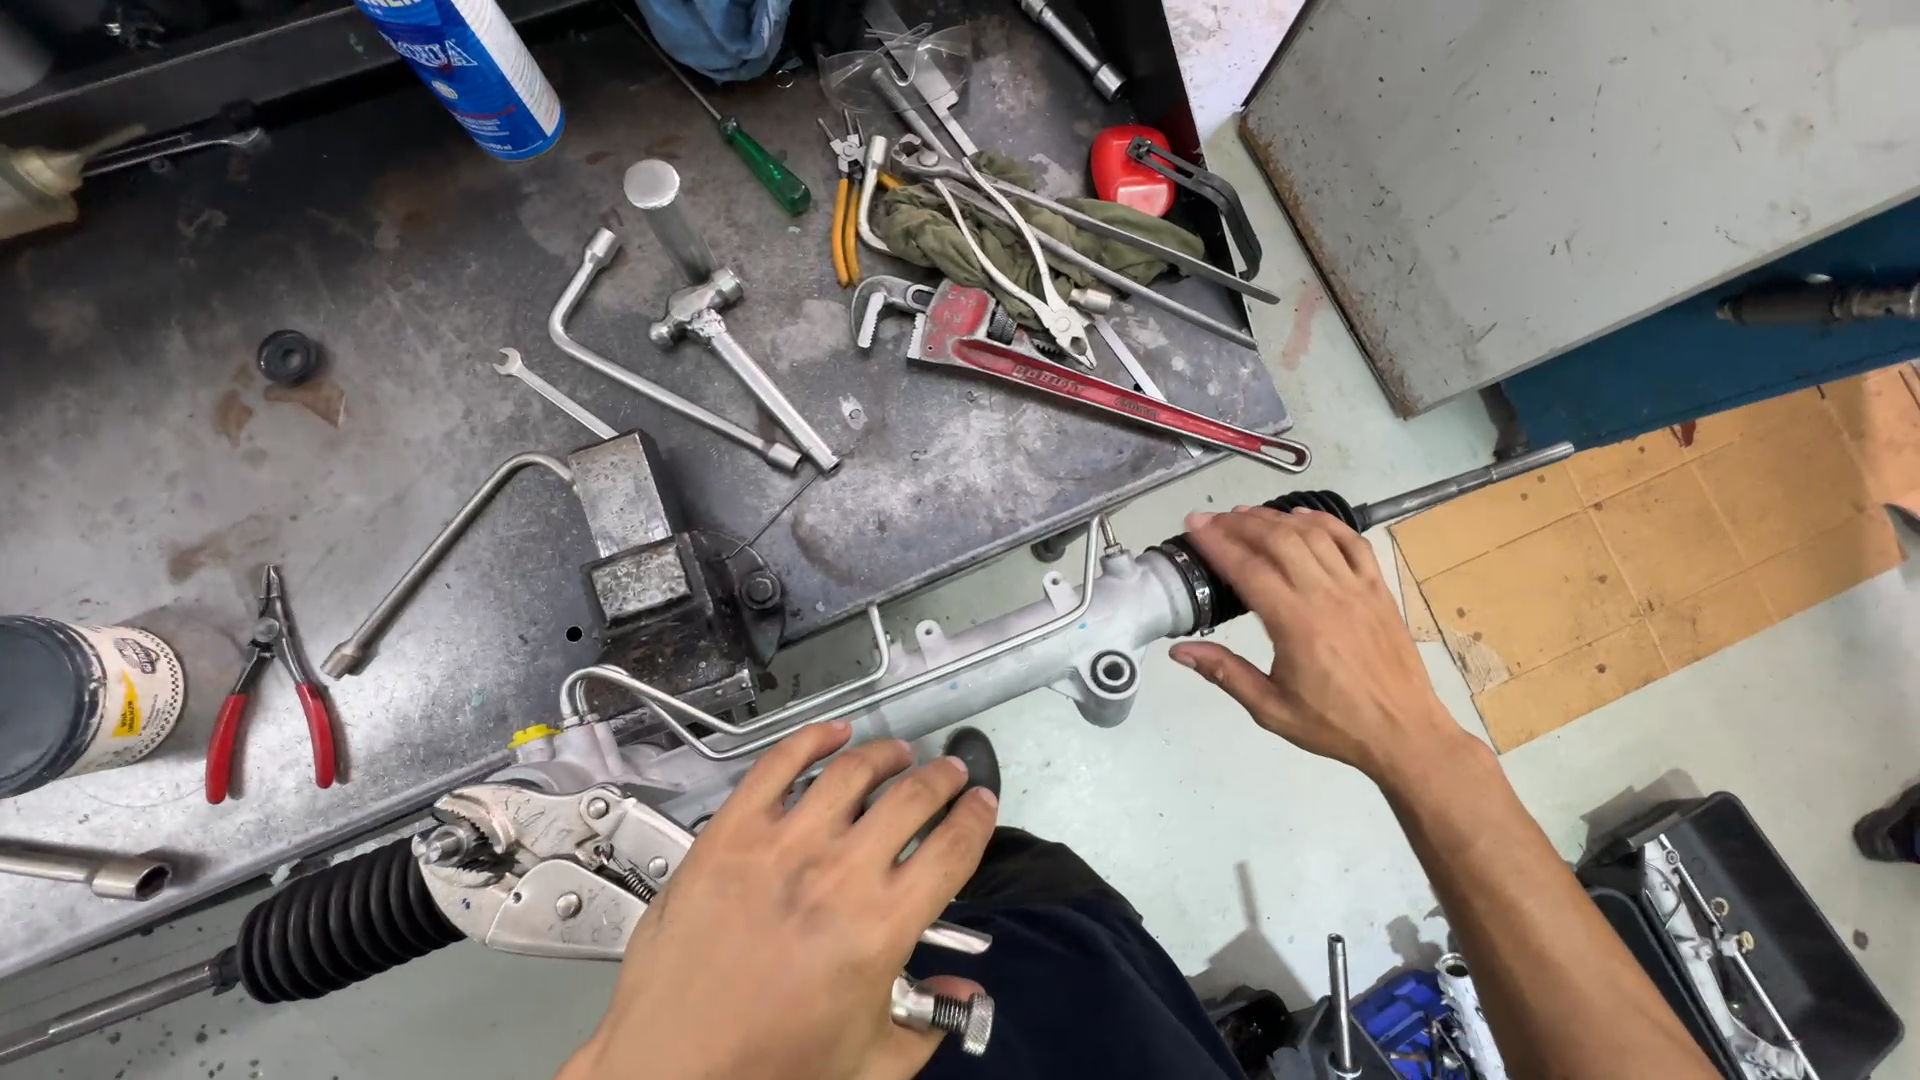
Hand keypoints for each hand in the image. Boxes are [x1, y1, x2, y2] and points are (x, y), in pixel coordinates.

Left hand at [559, 722, 997, 1079]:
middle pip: (912, 797)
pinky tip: (832, 732)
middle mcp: (839, 873)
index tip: (981, 802)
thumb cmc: (772, 1071)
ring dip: (886, 753)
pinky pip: (778, 765)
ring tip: (897, 752)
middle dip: (943, 778)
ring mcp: (782, 844)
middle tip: (950, 772)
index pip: (952, 848)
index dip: (976, 817)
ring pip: (853, 771)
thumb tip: (969, 992)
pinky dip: (811, 739)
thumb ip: (928, 1021)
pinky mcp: (731, 832)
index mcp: (882, 926)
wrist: (670, 1072)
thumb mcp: (869, 1063)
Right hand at [1168, 507, 1472, 786]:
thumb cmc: (1334, 724)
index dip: (1217, 543)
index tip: (1194, 526)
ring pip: (1313, 534)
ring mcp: (1357, 588)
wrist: (1405, 733)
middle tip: (1211, 519)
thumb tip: (1179, 651)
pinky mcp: (1379, 589)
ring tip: (1245, 514)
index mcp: (1296, 624)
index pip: (1248, 569)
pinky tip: (1302, 517)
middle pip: (1279, 540)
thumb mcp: (1270, 708)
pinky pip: (1352, 541)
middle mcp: (1326, 596)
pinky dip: (1325, 522)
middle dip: (1240, 523)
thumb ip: (1224, 672)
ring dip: (1275, 518)